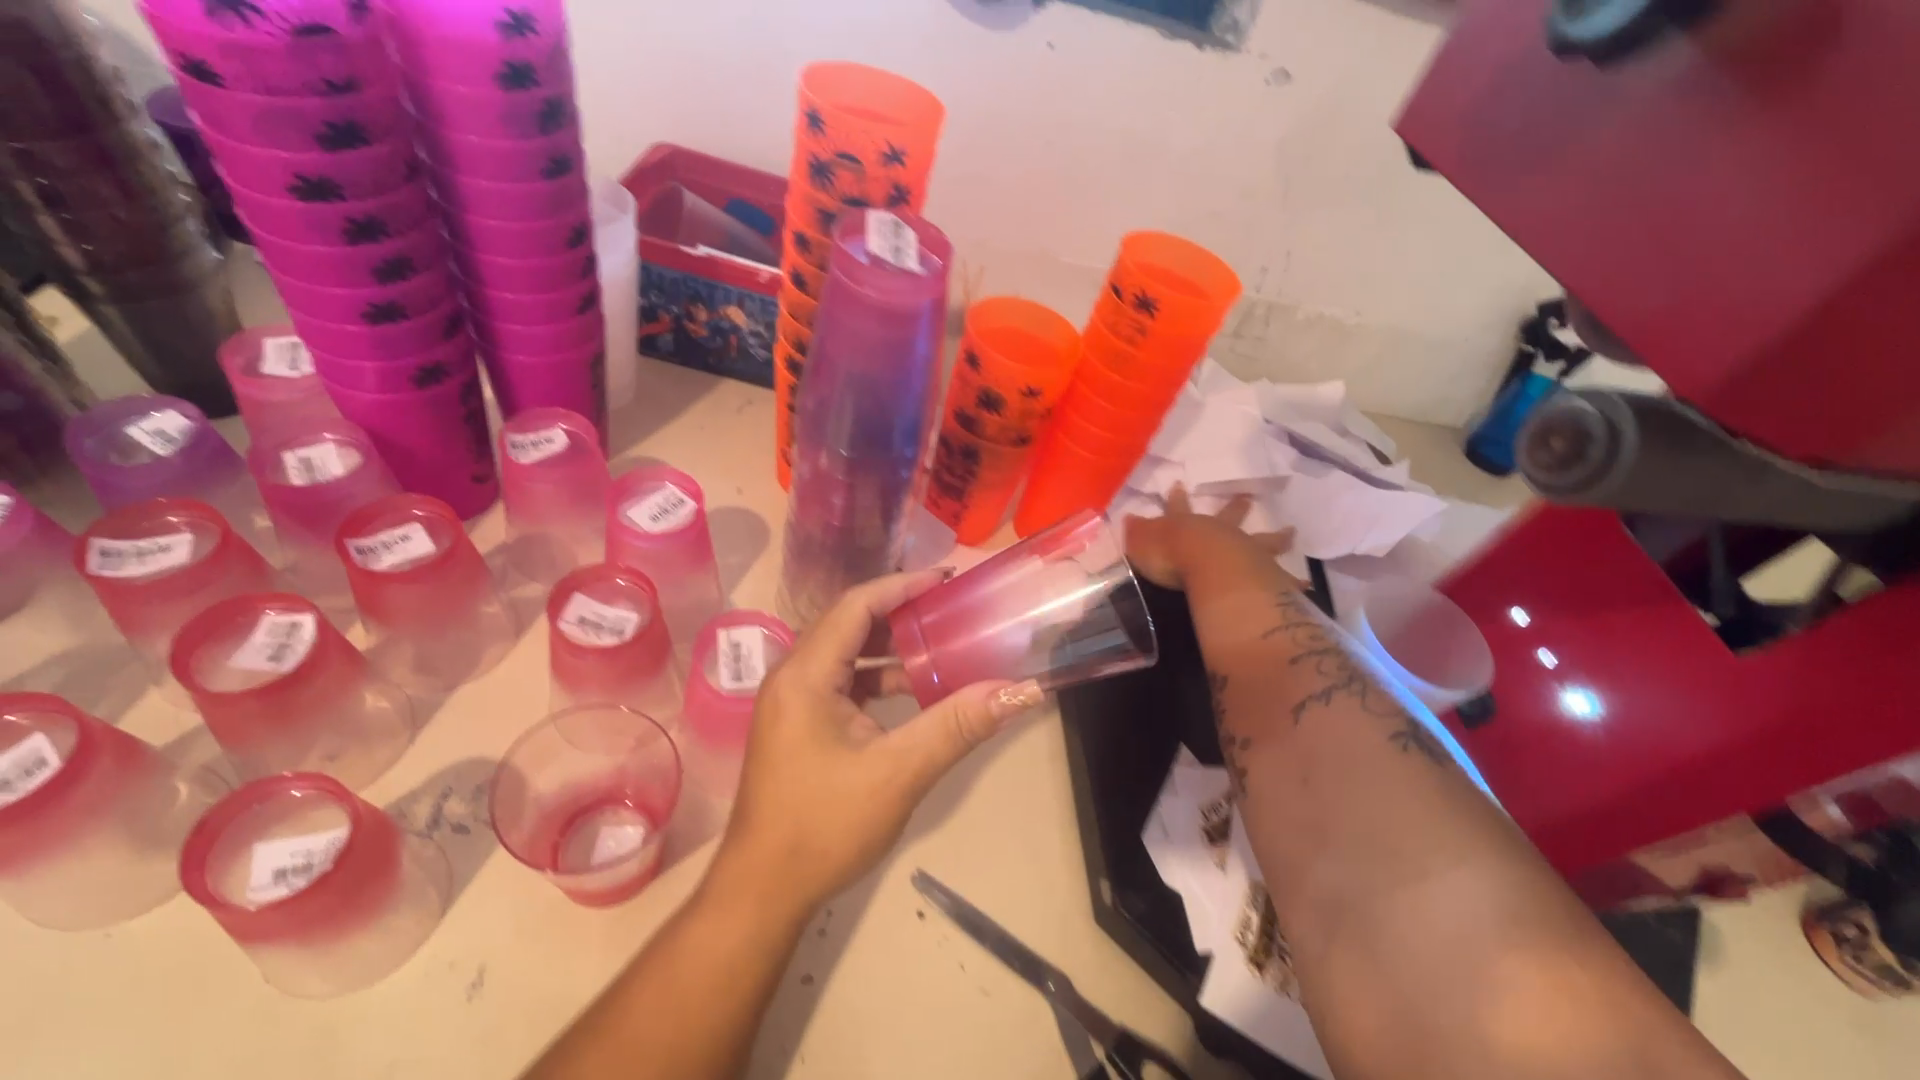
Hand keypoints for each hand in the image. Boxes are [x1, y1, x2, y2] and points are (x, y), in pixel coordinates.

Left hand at [709, 571, 1047, 912]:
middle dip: (900, 614)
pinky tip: (913, 696)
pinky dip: (877, 682)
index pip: (855, 606)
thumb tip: (1019, 690)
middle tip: (952, 611)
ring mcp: (791, 705)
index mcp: (805, 675)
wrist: (764, 889)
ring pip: (845, 657)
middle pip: (849, 625)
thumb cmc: (825, 826)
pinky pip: (841, 686)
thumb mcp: (899, 773)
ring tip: (941, 649)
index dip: (902, 586)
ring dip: (890, 650)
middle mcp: (792, 678)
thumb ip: (957, 725)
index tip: (949, 581)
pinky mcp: (798, 728)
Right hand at [1124, 483, 1294, 589]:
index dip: (1176, 500)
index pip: (1179, 509)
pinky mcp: (1265, 575)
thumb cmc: (1172, 556)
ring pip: (1265, 541)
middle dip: (1236, 506)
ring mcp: (1246, 552)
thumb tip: (1126, 519)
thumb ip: (1138, 533)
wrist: (1207, 567)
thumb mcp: (1144, 543)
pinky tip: (1307, 585)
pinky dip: (1294, 581)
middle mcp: (1221, 534)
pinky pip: (1284, 578)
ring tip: (1292, 532)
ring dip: (1277, 537)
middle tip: (1248, 495)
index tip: (1177, 484)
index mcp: (1189, 527)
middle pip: (1231, 517)